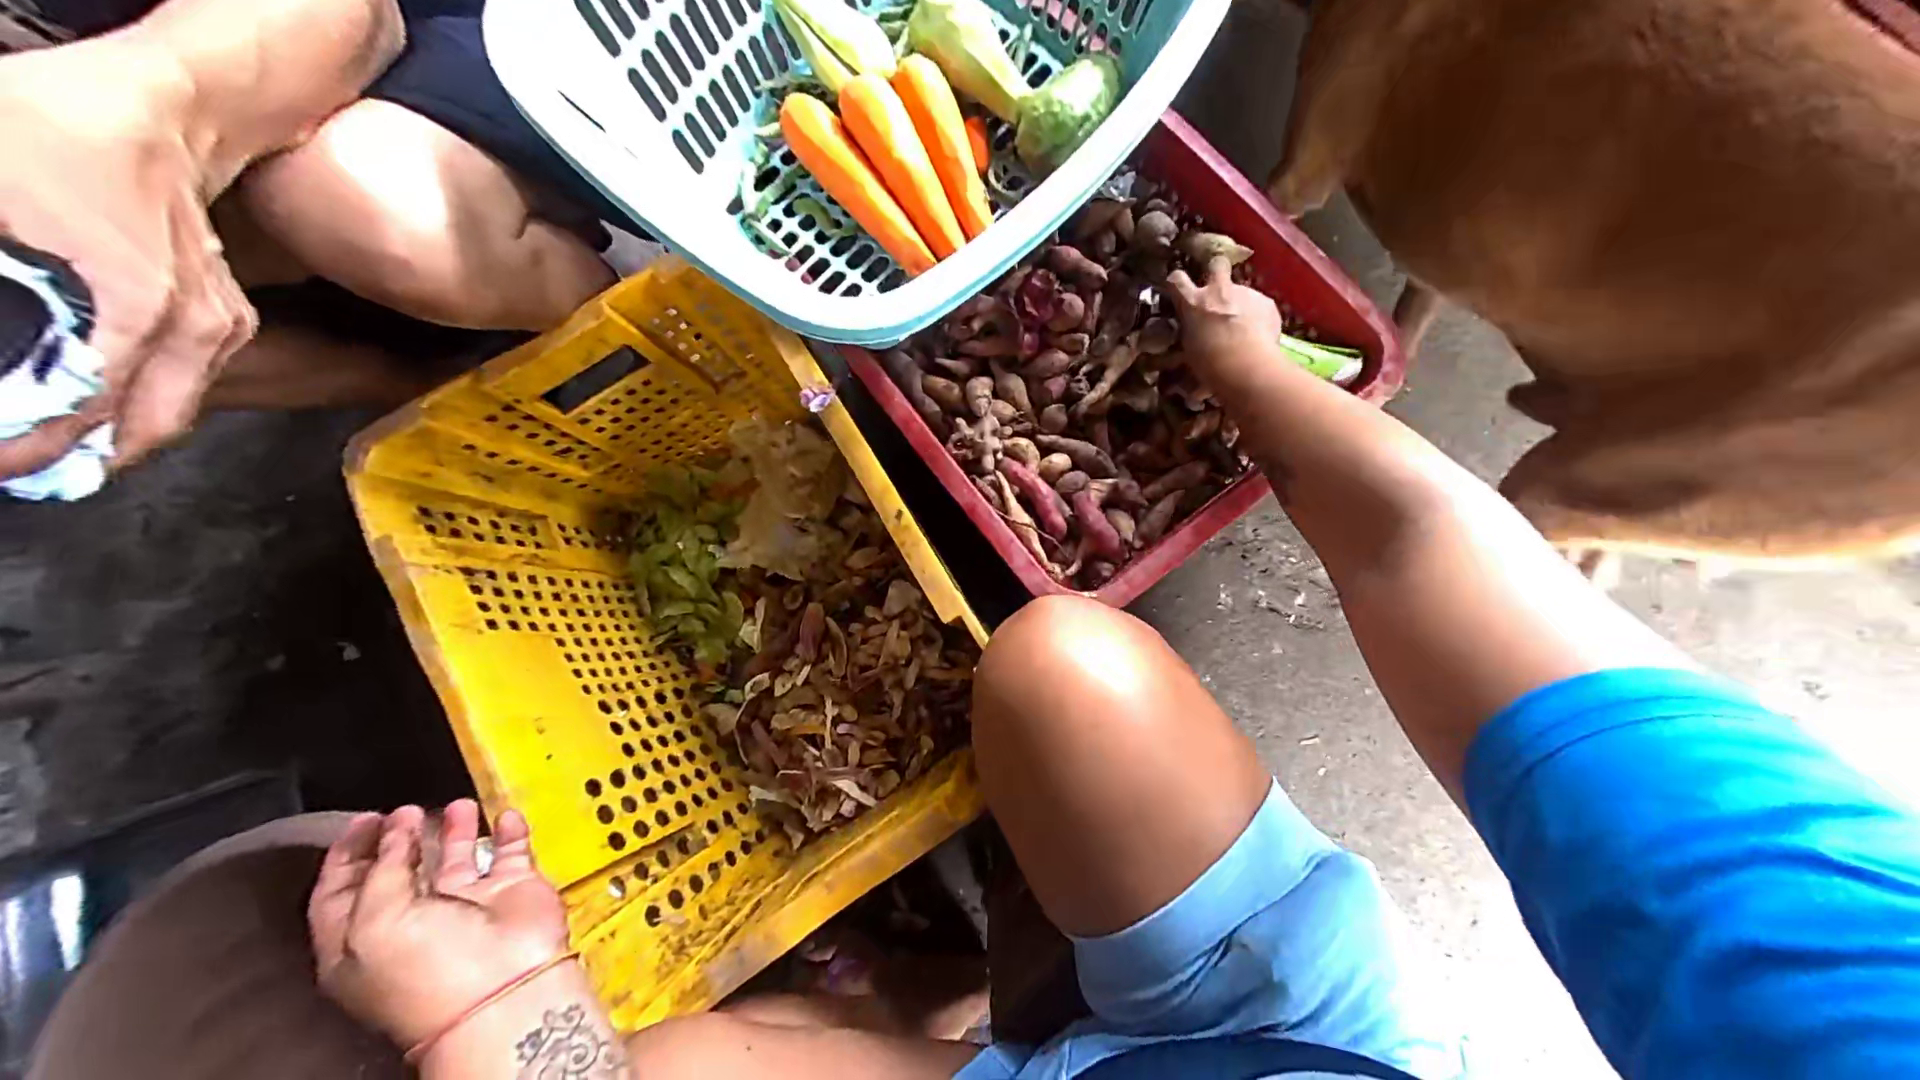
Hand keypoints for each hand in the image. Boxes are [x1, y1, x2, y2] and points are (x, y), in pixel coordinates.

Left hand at [0, 40, 256, 476]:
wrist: (163, 116)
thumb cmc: (65, 137)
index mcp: (139, 310)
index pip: (88, 401)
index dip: (36, 444)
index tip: (2, 469)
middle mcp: (196, 334)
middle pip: (150, 423)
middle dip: (86, 456)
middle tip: (27, 471)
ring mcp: (222, 329)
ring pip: (174, 407)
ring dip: (117, 432)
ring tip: (57, 444)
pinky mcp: (228, 321)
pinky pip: (186, 380)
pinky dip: (145, 401)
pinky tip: (105, 398)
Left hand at [309, 801, 570, 1049]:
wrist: (503, 982)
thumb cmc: (427, 968)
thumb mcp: (377, 921)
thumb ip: (384, 870)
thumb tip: (397, 832)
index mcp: (363, 942)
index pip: (343, 892)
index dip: (348, 855)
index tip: (362, 820)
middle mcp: (413, 922)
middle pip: (401, 871)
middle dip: (400, 838)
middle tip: (405, 809)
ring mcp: (466, 904)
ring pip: (458, 857)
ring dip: (455, 829)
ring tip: (456, 805)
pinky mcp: (511, 890)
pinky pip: (511, 852)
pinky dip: (509, 831)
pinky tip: (504, 815)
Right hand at [1165, 255, 1285, 373]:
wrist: (1247, 367)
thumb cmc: (1209, 364)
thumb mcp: (1190, 349)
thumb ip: (1191, 333)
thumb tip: (1191, 336)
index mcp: (1194, 303)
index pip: (1176, 279)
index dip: (1177, 282)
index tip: (1178, 288)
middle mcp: (1218, 291)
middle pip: (1217, 264)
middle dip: (1216, 269)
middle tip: (1217, 287)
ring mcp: (1245, 293)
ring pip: (1241, 290)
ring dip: (1238, 302)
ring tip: (1242, 326)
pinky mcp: (1267, 302)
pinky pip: (1259, 304)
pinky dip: (1257, 315)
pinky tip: (1257, 333)